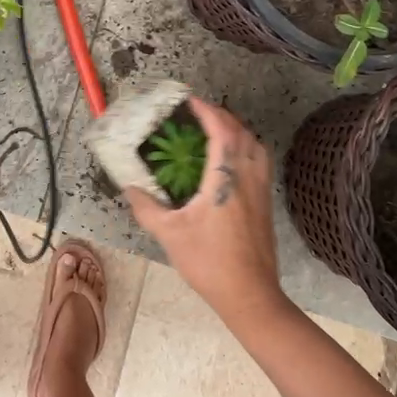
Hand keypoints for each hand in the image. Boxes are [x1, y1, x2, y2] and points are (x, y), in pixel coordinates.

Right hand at [125, 98, 285, 321]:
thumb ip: (148, 209)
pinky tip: (232, 161)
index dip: (208, 112)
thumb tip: (130, 188)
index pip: (221, 132)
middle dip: (222, 116)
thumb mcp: (170, 235)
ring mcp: (261, 190)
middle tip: (201, 112)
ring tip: (218, 130)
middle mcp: (247, 177)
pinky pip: (260, 162)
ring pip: (256, 146)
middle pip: (242, 133)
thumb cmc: (209, 262)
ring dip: (238, 130)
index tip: (191, 101)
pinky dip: (247, 148)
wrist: (250, 295)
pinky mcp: (266, 204)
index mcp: (224, 178)